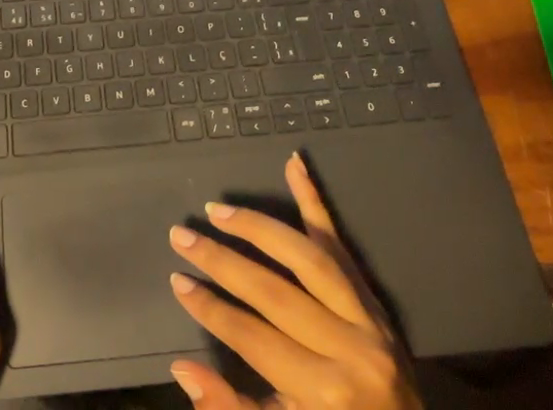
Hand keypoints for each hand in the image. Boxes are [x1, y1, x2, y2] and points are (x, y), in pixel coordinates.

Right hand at [166, 152, 419, 409]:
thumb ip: (231, 407)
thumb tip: (182, 368)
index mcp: (323, 389)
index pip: (252, 335)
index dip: (210, 308)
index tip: (177, 281)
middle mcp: (349, 347)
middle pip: (274, 291)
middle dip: (222, 261)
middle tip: (182, 236)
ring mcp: (368, 318)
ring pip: (308, 257)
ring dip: (260, 228)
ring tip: (220, 210)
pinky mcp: (376, 300)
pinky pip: (343, 247)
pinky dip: (317, 202)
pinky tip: (295, 167)